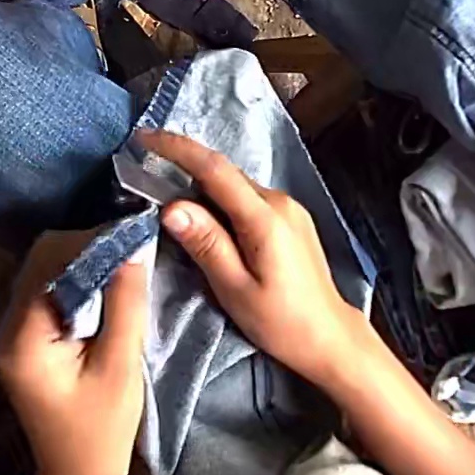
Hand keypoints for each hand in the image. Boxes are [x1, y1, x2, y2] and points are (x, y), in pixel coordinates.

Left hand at [0, 232, 147, 474]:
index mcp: (23, 336)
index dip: (92, 243)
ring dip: (84, 258)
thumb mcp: (121, 364)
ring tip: (124, 260)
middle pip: (42, 259)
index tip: (133, 236)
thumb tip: (133, 246)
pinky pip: (49, 286)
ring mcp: (12, 330)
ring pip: (45, 268)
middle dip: (88, 245)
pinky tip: (107, 280)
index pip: (51, 263)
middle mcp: (7, 326)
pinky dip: (78, 275)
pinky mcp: (26, 335)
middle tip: (132, 247)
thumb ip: (125, 303)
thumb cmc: (102, 429)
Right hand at [139, 129, 376, 391]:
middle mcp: (279, 201)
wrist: (330, 336)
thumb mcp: (234, 288)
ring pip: (236, 185)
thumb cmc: (281, 321)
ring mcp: (289, 207)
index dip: (178, 149)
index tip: (145, 138)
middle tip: (146, 171)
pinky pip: (248, 197)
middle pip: (225, 173)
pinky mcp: (291, 217)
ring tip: (169, 198)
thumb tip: (170, 207)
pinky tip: (206, 217)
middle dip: (184, 166)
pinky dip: (221, 199)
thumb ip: (205, 244)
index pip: (215, 169)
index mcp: (265, 217)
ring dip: (202, 186)